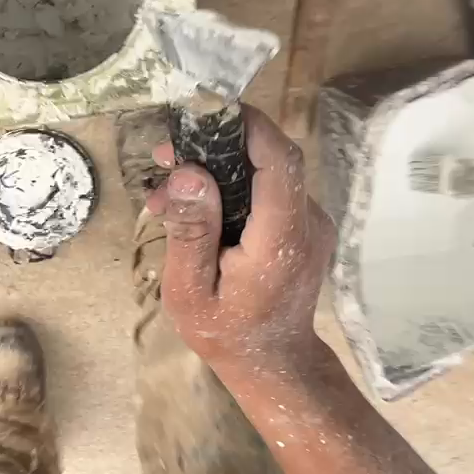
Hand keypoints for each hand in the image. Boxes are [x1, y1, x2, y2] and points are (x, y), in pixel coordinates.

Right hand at [147, 104, 334, 376]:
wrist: (272, 363)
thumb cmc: (225, 332)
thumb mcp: (190, 290)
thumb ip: (191, 231)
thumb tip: (187, 173)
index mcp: (280, 239)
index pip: (278, 162)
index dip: (248, 126)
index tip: (206, 110)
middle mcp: (306, 223)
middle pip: (270, 160)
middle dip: (217, 146)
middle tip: (165, 155)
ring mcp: (309, 224)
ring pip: (265, 175)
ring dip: (216, 172)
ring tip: (167, 193)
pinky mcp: (300, 227)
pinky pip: (266, 193)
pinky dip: (229, 190)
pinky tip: (194, 209)